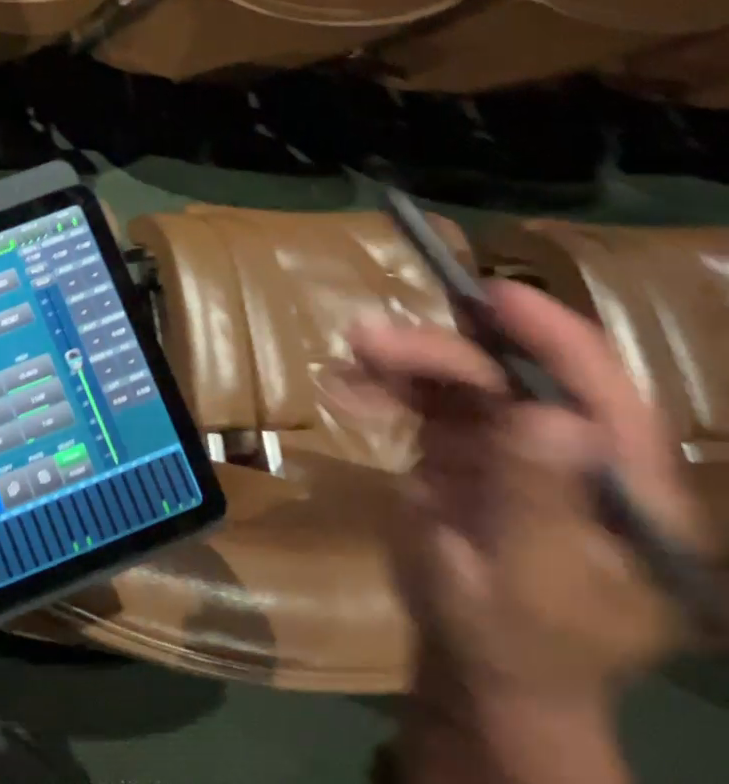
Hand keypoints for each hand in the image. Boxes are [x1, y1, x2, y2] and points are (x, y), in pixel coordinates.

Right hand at [345, 281, 706, 703]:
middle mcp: (572, 452)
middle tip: (366, 339)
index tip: (490, 294)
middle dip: (443, 351)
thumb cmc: (517, 637)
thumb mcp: (529, 577)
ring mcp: (515, 451)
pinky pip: (427, 404)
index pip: (599, 390)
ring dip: (408, 362)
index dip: (551, 336)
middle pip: (514, 378)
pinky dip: (386, 389)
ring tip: (351, 354)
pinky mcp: (465, 456)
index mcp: (621, 482)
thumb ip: (541, 498)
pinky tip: (346, 388)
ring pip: (466, 382)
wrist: (483, 672)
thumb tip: (551, 417)